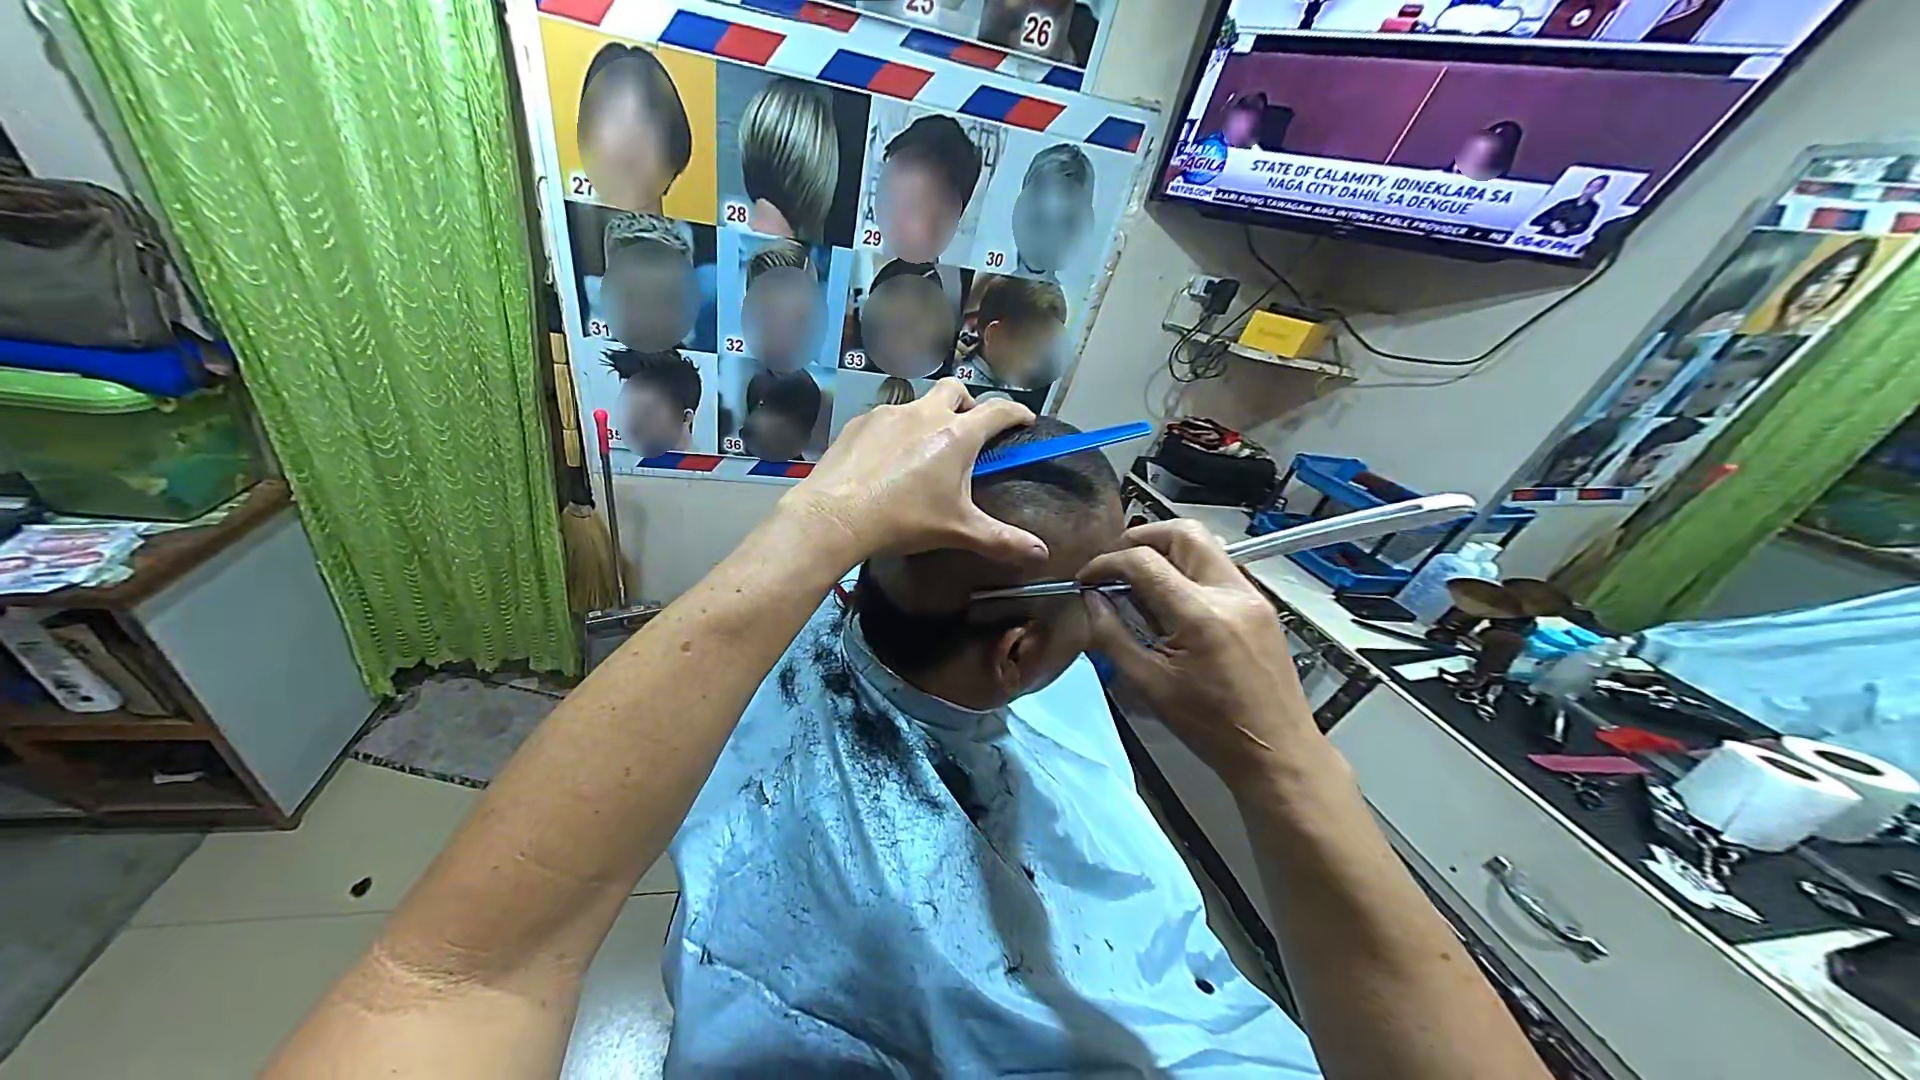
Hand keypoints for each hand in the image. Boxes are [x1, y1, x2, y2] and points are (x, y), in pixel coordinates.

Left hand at [781, 379, 1048, 564]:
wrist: (837, 515)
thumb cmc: (905, 519)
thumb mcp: (958, 530)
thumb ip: (1002, 540)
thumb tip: (1042, 553)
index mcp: (957, 434)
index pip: (998, 410)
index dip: (1017, 412)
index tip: (1025, 419)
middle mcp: (925, 413)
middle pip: (956, 390)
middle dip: (969, 404)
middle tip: (969, 431)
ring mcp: (889, 414)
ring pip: (918, 403)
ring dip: (929, 417)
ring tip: (924, 449)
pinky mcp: (860, 422)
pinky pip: (887, 418)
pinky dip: (896, 431)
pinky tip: (887, 458)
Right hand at [1078, 520, 1317, 787]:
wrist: (1277, 751)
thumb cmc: (1211, 727)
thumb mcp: (1148, 684)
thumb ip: (1112, 635)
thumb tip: (1092, 599)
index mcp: (1201, 615)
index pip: (1144, 561)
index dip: (1106, 563)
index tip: (1087, 578)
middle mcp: (1232, 593)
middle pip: (1182, 532)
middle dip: (1141, 539)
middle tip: (1115, 565)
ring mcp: (1252, 596)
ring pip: (1204, 544)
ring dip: (1166, 550)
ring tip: (1139, 581)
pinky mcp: (1261, 605)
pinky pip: (1218, 567)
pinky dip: (1187, 568)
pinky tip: (1170, 600)